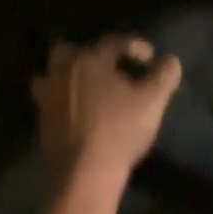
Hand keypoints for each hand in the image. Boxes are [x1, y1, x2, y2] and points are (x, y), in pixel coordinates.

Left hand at [31, 35, 182, 176]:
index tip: (151, 61)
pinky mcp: (42, 120)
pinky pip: (51, 99)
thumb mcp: (153, 101)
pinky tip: (81, 113)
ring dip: (72, 76)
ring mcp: (48, 95)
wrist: (84, 172)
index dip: (136, 47)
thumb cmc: (120, 130)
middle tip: (113, 71)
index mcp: (90, 60)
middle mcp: (63, 70)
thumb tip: (170, 60)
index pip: (114, 42)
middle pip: (74, 50)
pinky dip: (65, 99)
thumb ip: (164, 74)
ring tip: (92, 90)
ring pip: (56, 74)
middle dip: (94, 55)